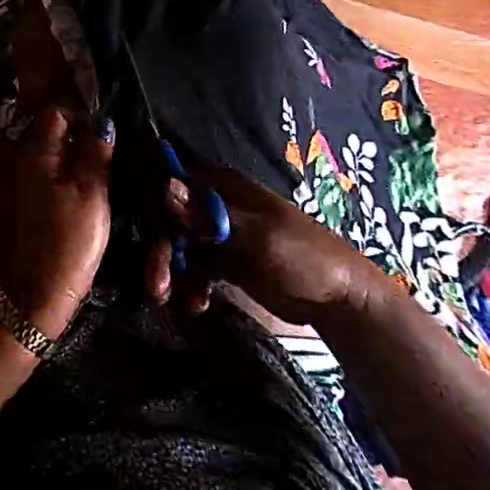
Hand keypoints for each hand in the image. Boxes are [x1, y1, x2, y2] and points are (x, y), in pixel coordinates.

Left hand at [3, 106, 112, 338]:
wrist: (44, 287)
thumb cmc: (70, 237)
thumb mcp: (92, 192)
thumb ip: (96, 153)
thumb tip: (103, 123)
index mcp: (38, 151)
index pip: (58, 112)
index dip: (84, 116)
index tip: (108, 133)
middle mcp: (30, 158)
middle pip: (60, 131)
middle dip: (87, 136)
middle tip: (116, 151)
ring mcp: (33, 178)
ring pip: (63, 152)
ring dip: (85, 156)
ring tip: (113, 169)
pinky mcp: (41, 197)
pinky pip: (61, 170)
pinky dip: (79, 173)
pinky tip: (100, 187)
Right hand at [158, 163, 389, 326]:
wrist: (339, 300)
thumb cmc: (303, 256)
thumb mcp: (257, 236)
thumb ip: (210, 215)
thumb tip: (165, 186)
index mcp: (225, 186)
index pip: (175, 183)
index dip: (156, 206)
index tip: (150, 238)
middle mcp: (216, 204)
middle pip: (172, 219)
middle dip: (162, 252)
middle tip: (156, 286)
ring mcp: (220, 233)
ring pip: (179, 245)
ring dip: (172, 272)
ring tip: (172, 302)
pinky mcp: (225, 261)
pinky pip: (194, 268)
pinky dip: (190, 286)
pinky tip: (196, 305)